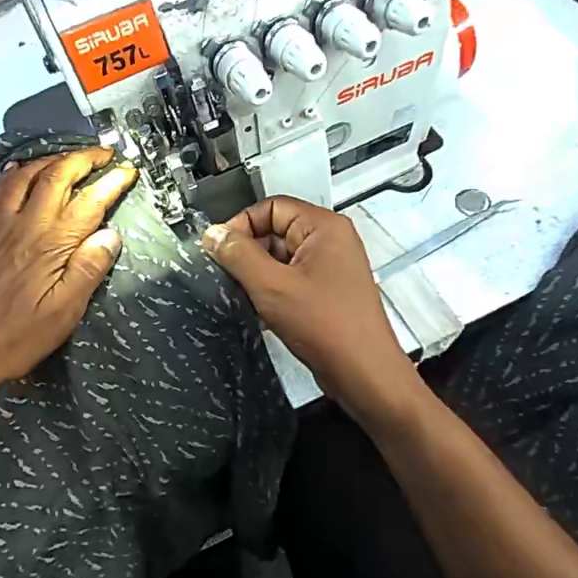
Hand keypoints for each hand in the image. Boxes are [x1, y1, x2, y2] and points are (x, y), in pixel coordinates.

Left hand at [0, 148, 135, 404]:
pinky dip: (14, 174)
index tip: (129, 170)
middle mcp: (24, 227)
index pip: (88, 203)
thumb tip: (110, 234)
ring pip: (24, 178)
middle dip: (82, 159)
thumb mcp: (63, 312)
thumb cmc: (16, 337)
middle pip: (55, 178)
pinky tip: (19, 170)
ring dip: (51, 160)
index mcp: (50, 245)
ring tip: (71, 156)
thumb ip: (88, 270)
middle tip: (105, 153)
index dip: (110, 183)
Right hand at [201, 196, 416, 414]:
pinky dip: (274, 291)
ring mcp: (332, 268)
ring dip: (260, 276)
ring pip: (281, 259)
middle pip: (275, 231)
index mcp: (324, 227)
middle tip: (231, 277)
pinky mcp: (328, 292)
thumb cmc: (330, 327)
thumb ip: (239, 255)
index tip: (219, 248)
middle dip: (250, 253)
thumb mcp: (272, 286)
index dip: (242, 224)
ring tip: (251, 298)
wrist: (362, 371)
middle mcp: (332, 242)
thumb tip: (215, 234)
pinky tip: (264, 311)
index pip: (272, 206)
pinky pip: (292, 280)